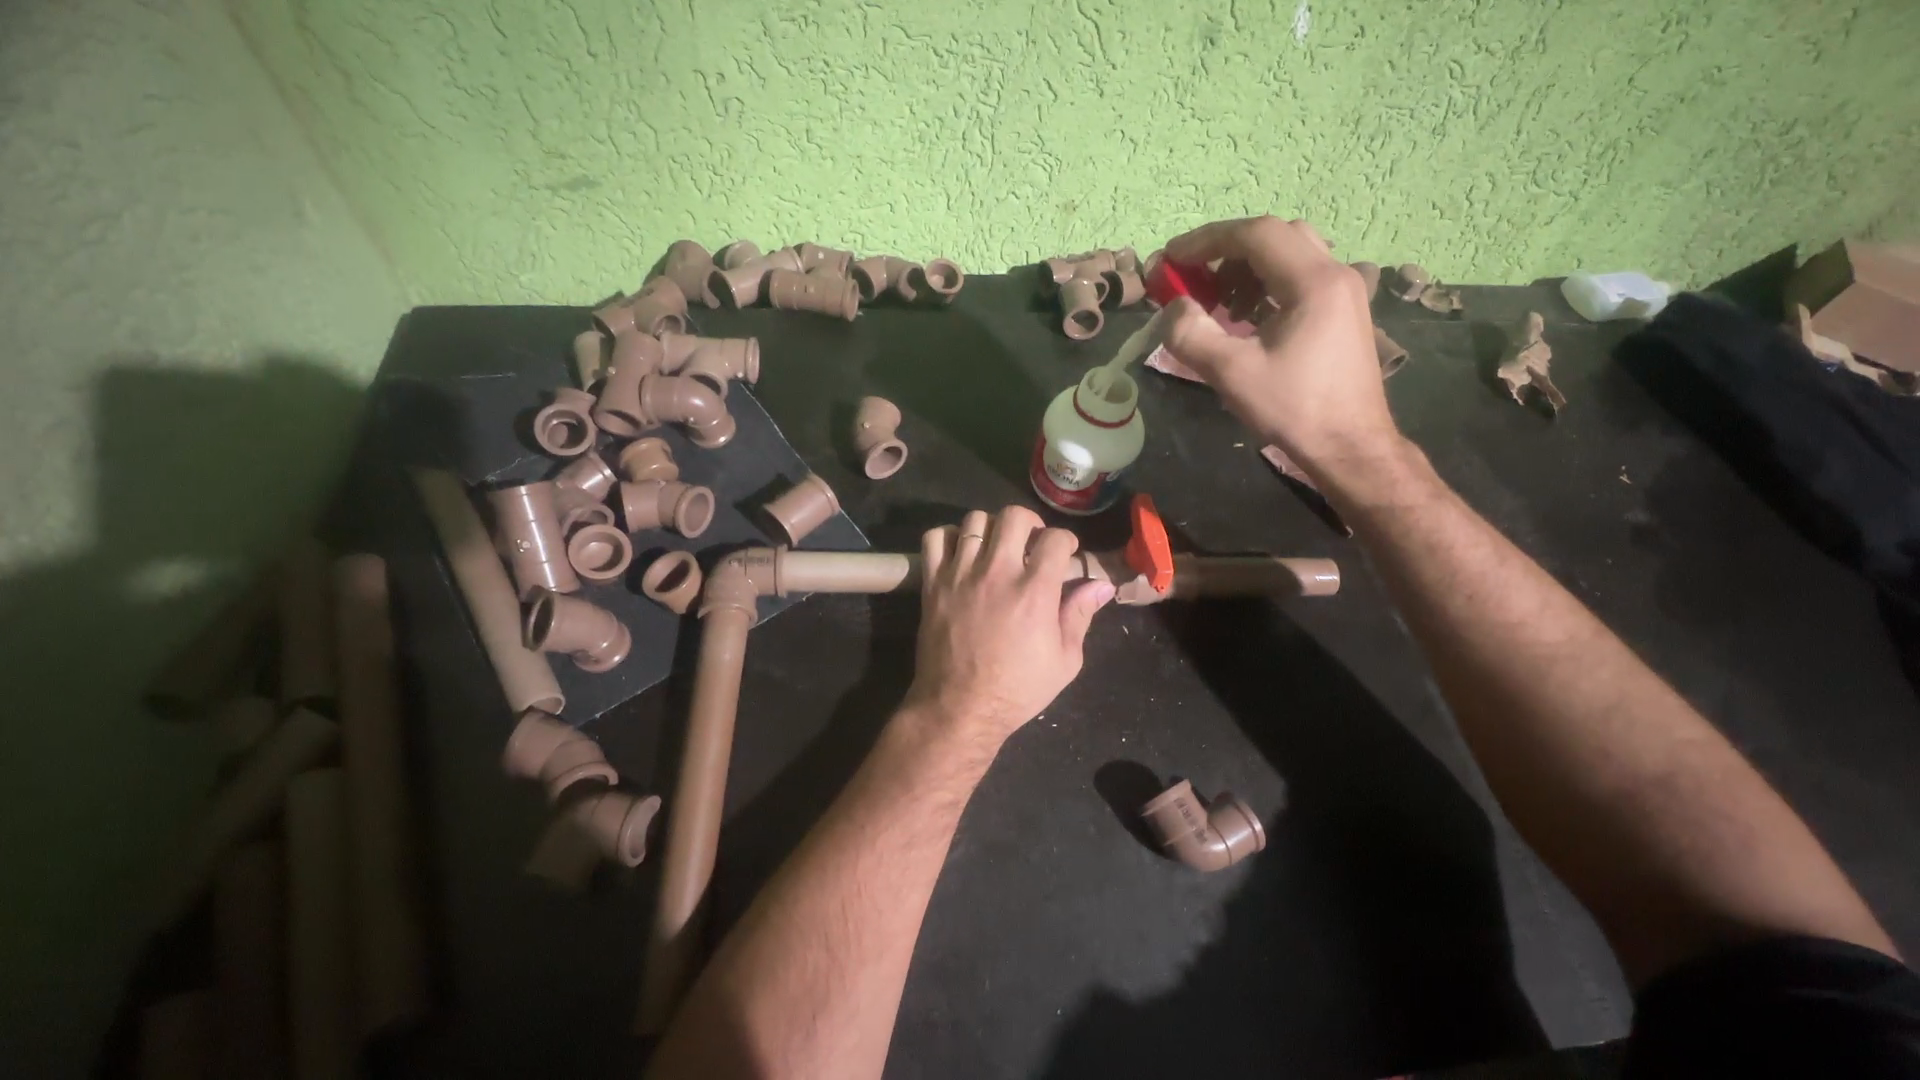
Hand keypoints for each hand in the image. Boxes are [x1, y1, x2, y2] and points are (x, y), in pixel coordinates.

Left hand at [904, 506, 1114, 744]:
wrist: (959, 708)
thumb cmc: (1017, 689)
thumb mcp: (1064, 661)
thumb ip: (1080, 615)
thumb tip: (1101, 586)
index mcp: (1034, 591)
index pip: (1055, 538)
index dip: (1066, 541)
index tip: (1064, 554)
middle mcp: (997, 573)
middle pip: (1014, 517)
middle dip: (1030, 524)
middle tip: (1031, 544)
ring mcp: (960, 575)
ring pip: (975, 521)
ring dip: (991, 529)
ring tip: (997, 549)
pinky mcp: (932, 583)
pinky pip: (936, 538)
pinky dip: (950, 537)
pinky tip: (963, 554)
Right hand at [1160, 216, 1399, 473]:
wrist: (1351, 447)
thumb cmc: (1294, 410)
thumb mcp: (1232, 374)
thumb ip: (1192, 334)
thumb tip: (1173, 308)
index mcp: (1313, 282)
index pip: (1255, 234)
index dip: (1206, 240)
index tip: (1171, 260)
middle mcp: (1336, 274)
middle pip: (1275, 237)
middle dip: (1226, 252)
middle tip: (1194, 279)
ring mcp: (1345, 292)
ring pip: (1289, 255)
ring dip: (1246, 269)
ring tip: (1217, 304)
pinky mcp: (1343, 312)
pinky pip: (1300, 278)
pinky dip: (1265, 286)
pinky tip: (1245, 320)